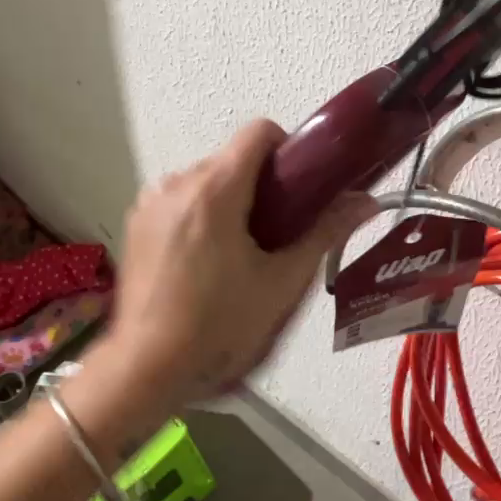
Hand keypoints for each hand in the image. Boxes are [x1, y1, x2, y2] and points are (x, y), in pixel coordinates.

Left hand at [92, 120, 374, 413]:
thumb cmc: (219, 327)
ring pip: (205, 180)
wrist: (144, 369)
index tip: (299, 188)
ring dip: (229, 202)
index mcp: (215, 188)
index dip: (287, 150)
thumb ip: (325, 233)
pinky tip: (205, 262)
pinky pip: (180, 200)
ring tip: (240, 254)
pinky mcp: (135, 223)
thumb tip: (366, 201)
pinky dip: (199, 216)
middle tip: (277, 234)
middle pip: (232, 158)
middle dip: (260, 186)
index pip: (259, 131)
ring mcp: (150, 202)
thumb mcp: (281, 283)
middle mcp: (177, 182)